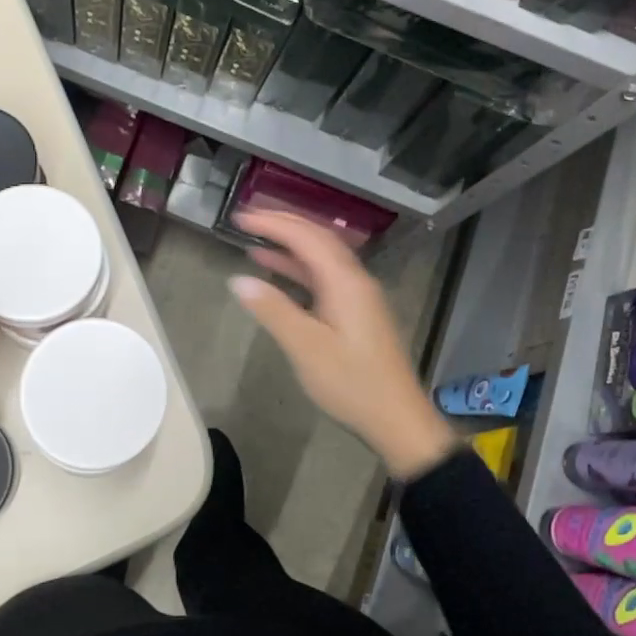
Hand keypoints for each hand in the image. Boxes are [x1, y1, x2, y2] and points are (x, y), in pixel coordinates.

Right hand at [229, 211, 454, 479]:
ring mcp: (359, 297)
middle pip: (318, 239)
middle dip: (283, 225)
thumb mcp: (306, 347)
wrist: (397, 419)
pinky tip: (279, 277)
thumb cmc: (351, 383)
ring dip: (291, 247)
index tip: (239, 216)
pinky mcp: (358, 314)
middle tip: (247, 218)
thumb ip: (273, 310)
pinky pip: (325, 278)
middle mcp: (355, 281)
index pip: (305, 237)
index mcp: (345, 282)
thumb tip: (238, 279)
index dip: (272, 223)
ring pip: (322, 258)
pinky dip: (300, 270)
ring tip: (255, 242)